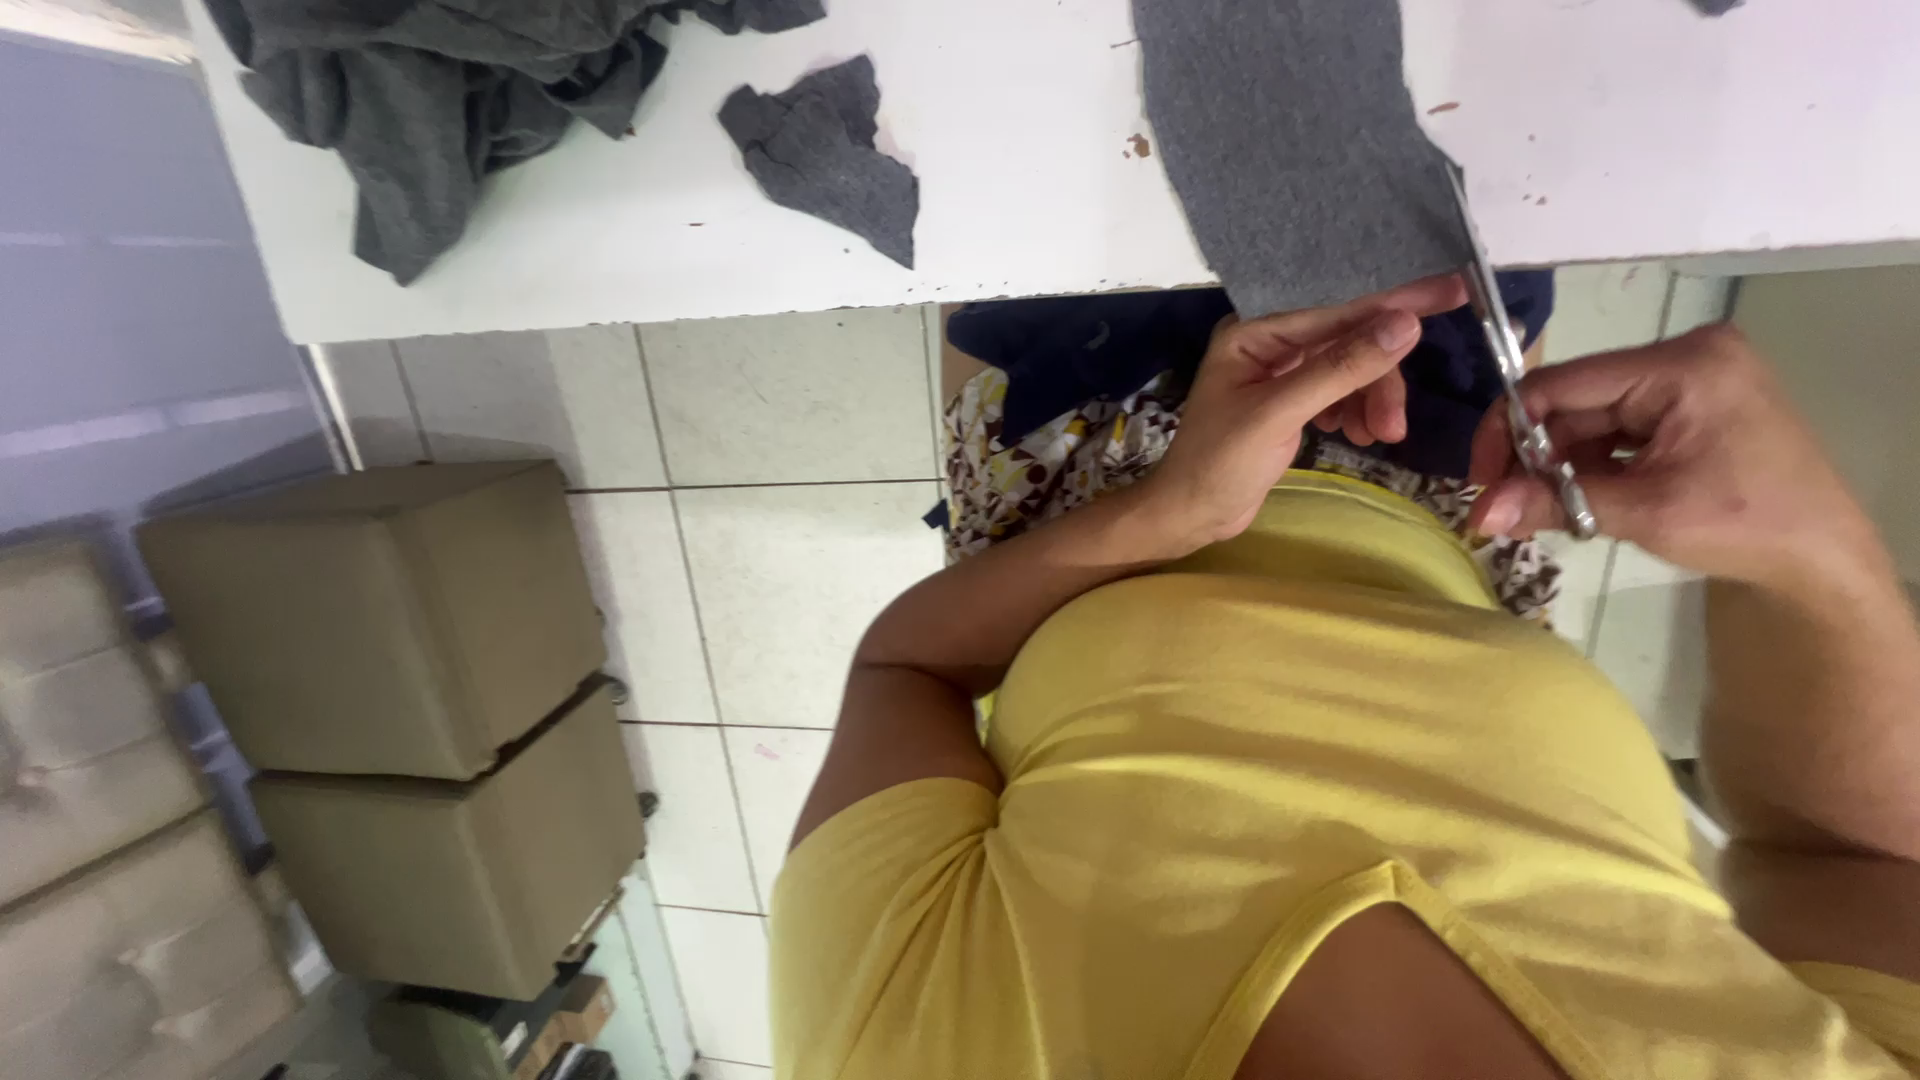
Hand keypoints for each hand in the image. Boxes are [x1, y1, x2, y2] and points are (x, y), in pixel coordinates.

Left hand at [1137, 274, 1468, 549]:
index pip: (1335, 310)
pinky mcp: (1288, 403)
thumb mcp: (1279, 414)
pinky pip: (1339, 393)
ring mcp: (1278, 375)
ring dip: (1370, 401)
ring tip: (1377, 437)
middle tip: (1395, 423)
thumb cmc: (1219, 463)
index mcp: (1252, 334)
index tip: (1456, 289)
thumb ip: (1339, 369)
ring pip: (1349, 371)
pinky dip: (1355, 412)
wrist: (1191, 514)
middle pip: (1348, 342)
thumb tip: (1404, 325)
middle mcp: (1266, 346)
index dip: (1395, 303)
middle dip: (1379, 379)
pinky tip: (1358, 436)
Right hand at [1466, 324, 1881, 590]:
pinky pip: (1605, 427)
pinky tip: (1572, 497)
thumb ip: (1552, 504)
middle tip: (1504, 505)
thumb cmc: (1746, 526)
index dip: (1506, 431)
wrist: (1818, 556)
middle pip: (1567, 402)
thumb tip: (1476, 516)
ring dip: (1553, 466)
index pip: (1557, 385)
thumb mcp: (1641, 513)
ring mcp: (1682, 379)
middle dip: (1531, 457)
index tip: (1483, 483)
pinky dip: (1580, 464)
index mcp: (1682, 367)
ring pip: (1580, 419)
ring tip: (1539, 510)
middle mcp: (1681, 358)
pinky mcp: (1680, 404)